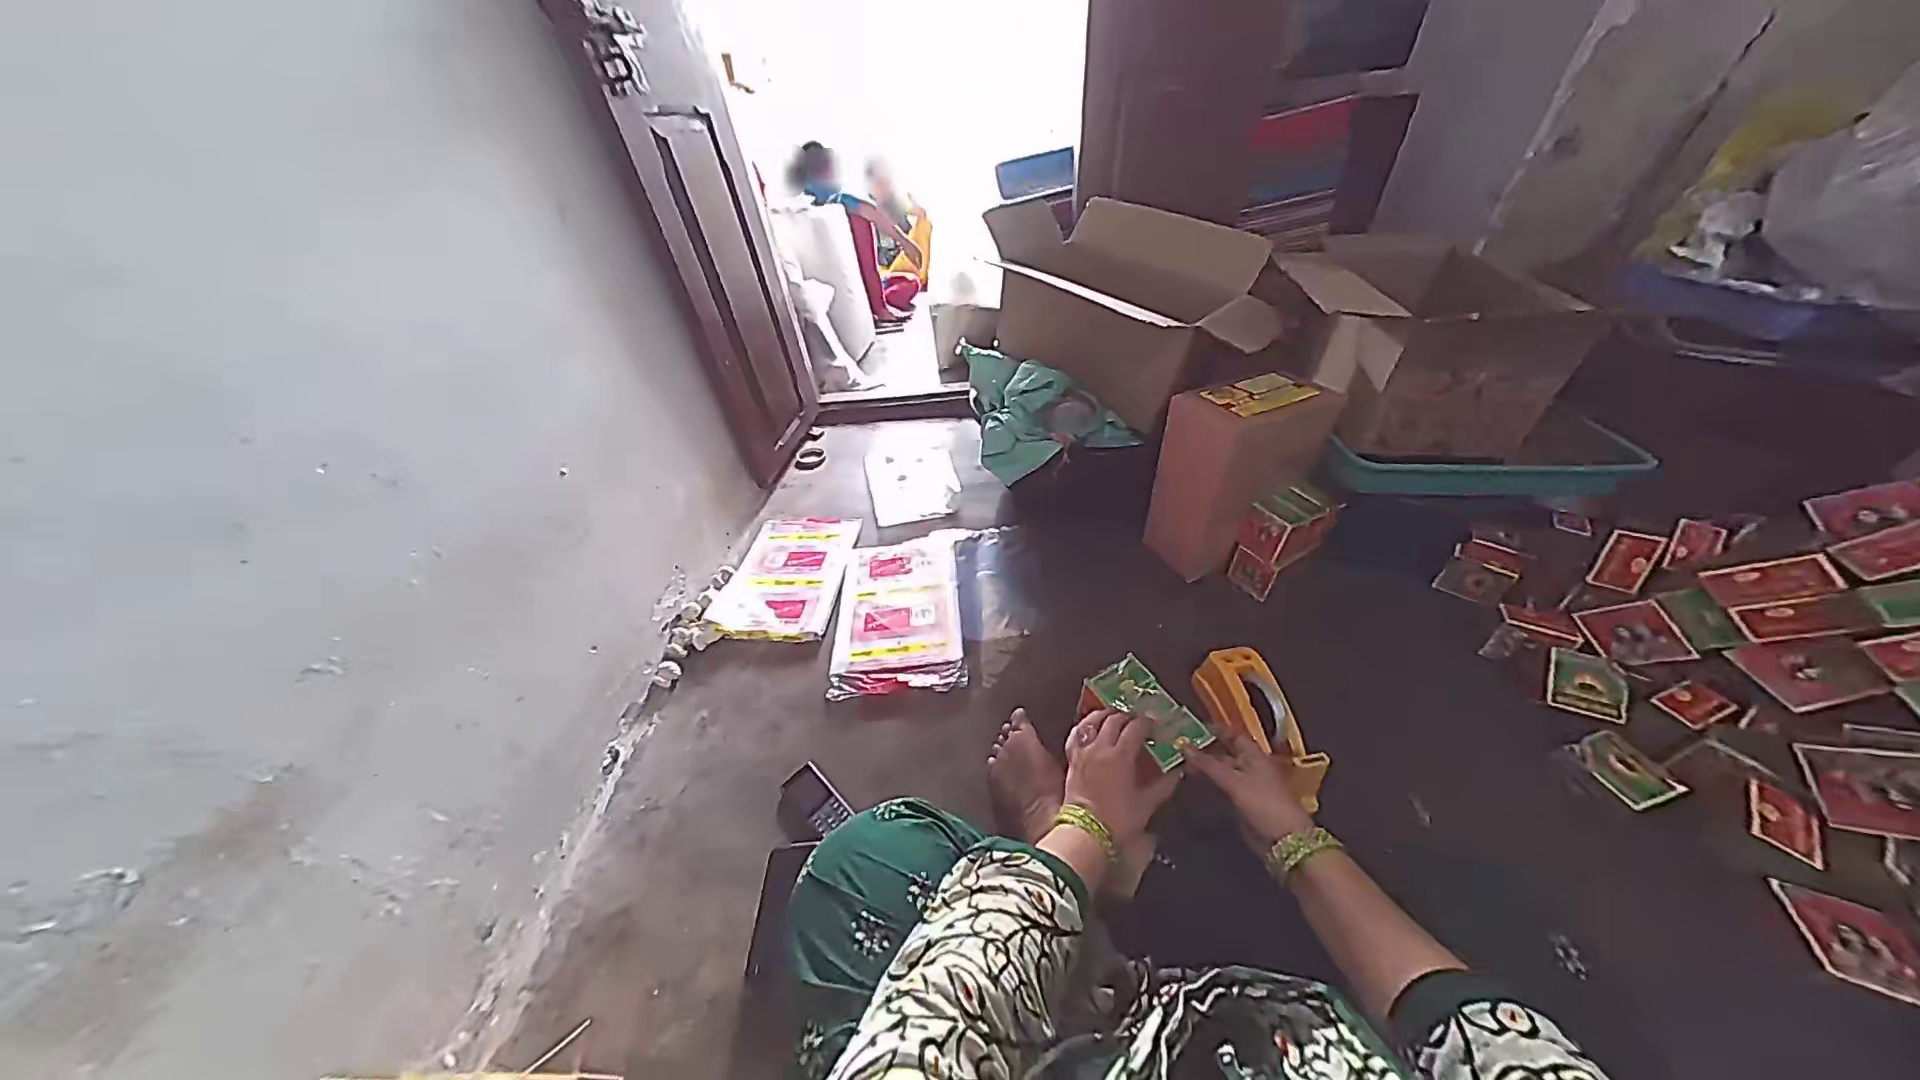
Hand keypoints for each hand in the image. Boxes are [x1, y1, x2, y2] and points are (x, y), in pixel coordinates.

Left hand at [1062, 710, 1180, 844]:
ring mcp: (1083, 751)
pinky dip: (1085, 726)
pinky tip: (1091, 726)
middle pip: (1115, 720)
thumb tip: (1178, 772)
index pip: (1136, 727)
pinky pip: (1076, 734)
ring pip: (1092, 721)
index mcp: (1121, 756)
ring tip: (1115, 716)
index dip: (1147, 723)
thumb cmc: (1118, 821)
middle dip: (1129, 717)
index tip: (1154, 726)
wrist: (1087, 833)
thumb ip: (1164, 785)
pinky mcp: (1072, 758)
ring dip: (1106, 715)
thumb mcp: (1147, 804)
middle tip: (1138, 722)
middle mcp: (1100, 748)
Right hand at [1180, 722, 1314, 847]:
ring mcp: (1245, 785)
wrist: (1283, 840)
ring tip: (1180, 761)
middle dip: (1205, 749)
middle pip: (1225, 753)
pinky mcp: (1240, 802)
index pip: (1234, 736)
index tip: (1193, 726)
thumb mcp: (1235, 781)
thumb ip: (1209, 765)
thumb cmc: (1263, 803)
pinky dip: (1207, 781)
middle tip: (1179, 745)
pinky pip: (1220, 786)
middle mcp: (1250, 767)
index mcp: (1254, 756)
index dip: (1216, 730)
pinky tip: (1191, 780)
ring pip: (1221, 770)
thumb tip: (1184, 747)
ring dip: (1203, 766)